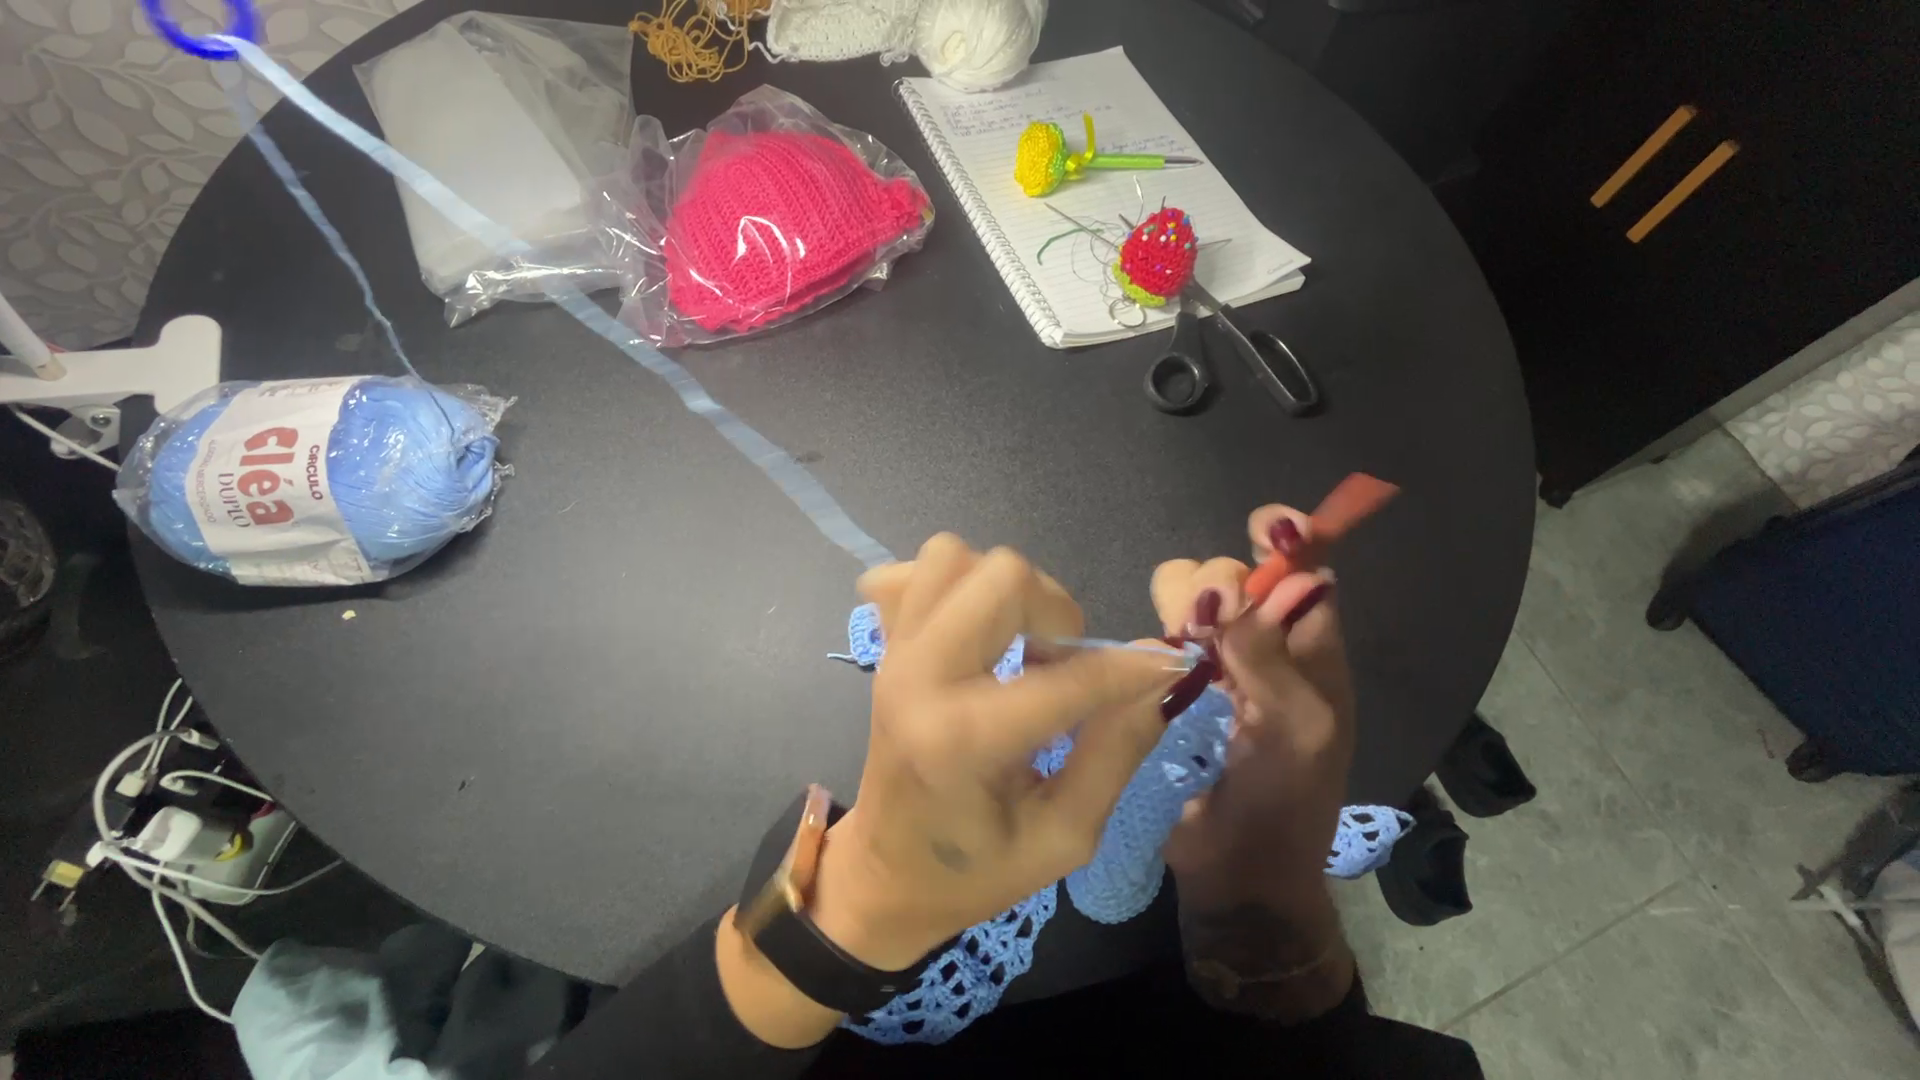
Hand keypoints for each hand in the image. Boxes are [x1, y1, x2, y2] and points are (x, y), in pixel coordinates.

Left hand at [816, 534, 1183, 969]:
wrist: (885, 872)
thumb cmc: (977, 870)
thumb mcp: (1065, 836)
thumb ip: (1116, 751)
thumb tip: (1160, 676)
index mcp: (961, 740)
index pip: (1064, 677)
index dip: (1129, 671)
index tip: (1165, 668)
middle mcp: (920, 677)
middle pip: (1002, 576)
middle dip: (1056, 612)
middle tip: (1064, 663)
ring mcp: (895, 652)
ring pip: (955, 557)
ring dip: (1006, 591)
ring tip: (1021, 643)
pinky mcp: (884, 643)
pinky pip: (915, 571)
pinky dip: (955, 583)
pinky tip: (975, 630)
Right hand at [1149, 505, 1356, 903]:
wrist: (1237, 868)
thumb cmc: (1285, 800)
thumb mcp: (1297, 727)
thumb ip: (1268, 657)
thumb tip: (1229, 596)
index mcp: (1313, 650)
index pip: (1304, 573)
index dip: (1287, 542)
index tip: (1260, 527)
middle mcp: (1266, 647)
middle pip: (1237, 576)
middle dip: (1219, 583)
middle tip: (1203, 626)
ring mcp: (1217, 667)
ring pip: (1192, 599)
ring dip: (1182, 604)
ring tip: (1180, 643)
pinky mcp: (1174, 686)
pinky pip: (1163, 635)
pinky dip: (1159, 632)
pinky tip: (1161, 658)